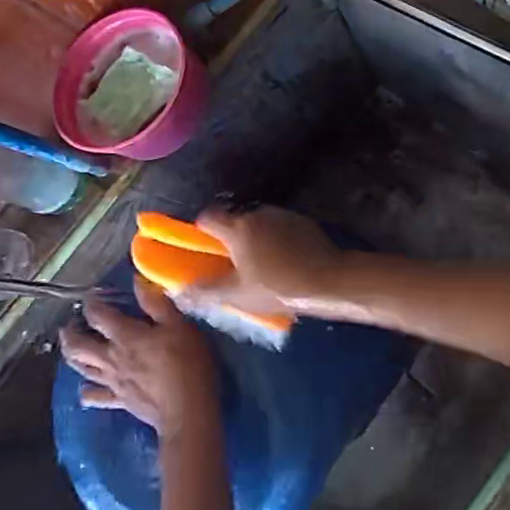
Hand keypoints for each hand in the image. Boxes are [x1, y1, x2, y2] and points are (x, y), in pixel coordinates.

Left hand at [60, 276, 217, 438]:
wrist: (185, 410)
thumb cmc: (186, 362)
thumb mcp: (178, 325)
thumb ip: (156, 303)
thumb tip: (137, 281)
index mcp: (125, 336)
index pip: (98, 315)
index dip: (92, 303)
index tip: (92, 296)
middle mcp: (111, 357)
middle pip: (78, 344)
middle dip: (70, 332)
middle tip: (70, 324)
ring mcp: (112, 381)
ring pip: (81, 367)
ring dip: (72, 356)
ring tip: (71, 348)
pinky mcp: (118, 401)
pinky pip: (95, 396)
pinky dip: (87, 391)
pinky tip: (85, 388)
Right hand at [192, 206, 347, 311]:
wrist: (329, 281)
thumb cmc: (278, 289)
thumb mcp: (238, 295)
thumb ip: (206, 290)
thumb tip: (181, 289)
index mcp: (238, 228)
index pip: (208, 217)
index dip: (202, 231)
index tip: (206, 248)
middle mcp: (258, 214)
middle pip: (235, 222)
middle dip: (233, 239)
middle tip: (237, 265)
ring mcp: (283, 215)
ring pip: (259, 224)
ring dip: (257, 238)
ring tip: (265, 265)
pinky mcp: (303, 221)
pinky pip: (280, 227)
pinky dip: (278, 239)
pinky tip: (287, 260)